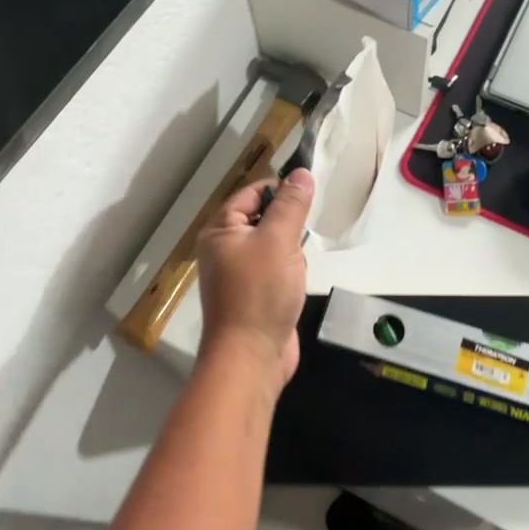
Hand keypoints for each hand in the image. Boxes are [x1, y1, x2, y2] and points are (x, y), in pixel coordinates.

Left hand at [196, 168, 312, 389]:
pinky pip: (276, 268)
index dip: (279, 190)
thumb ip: (291, 205)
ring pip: (274, 244)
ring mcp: (238, 273)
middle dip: (288, 225)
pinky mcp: (254, 294)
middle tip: (300, 237)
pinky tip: (296, 283)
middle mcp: (224, 248)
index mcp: (221, 230)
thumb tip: (302, 173)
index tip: (308, 196)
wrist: (251, 356)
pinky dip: (289, 271)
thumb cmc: (260, 292)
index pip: (252, 192)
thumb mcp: (278, 240)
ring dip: (291, 251)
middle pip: (263, 217)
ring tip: (295, 267)